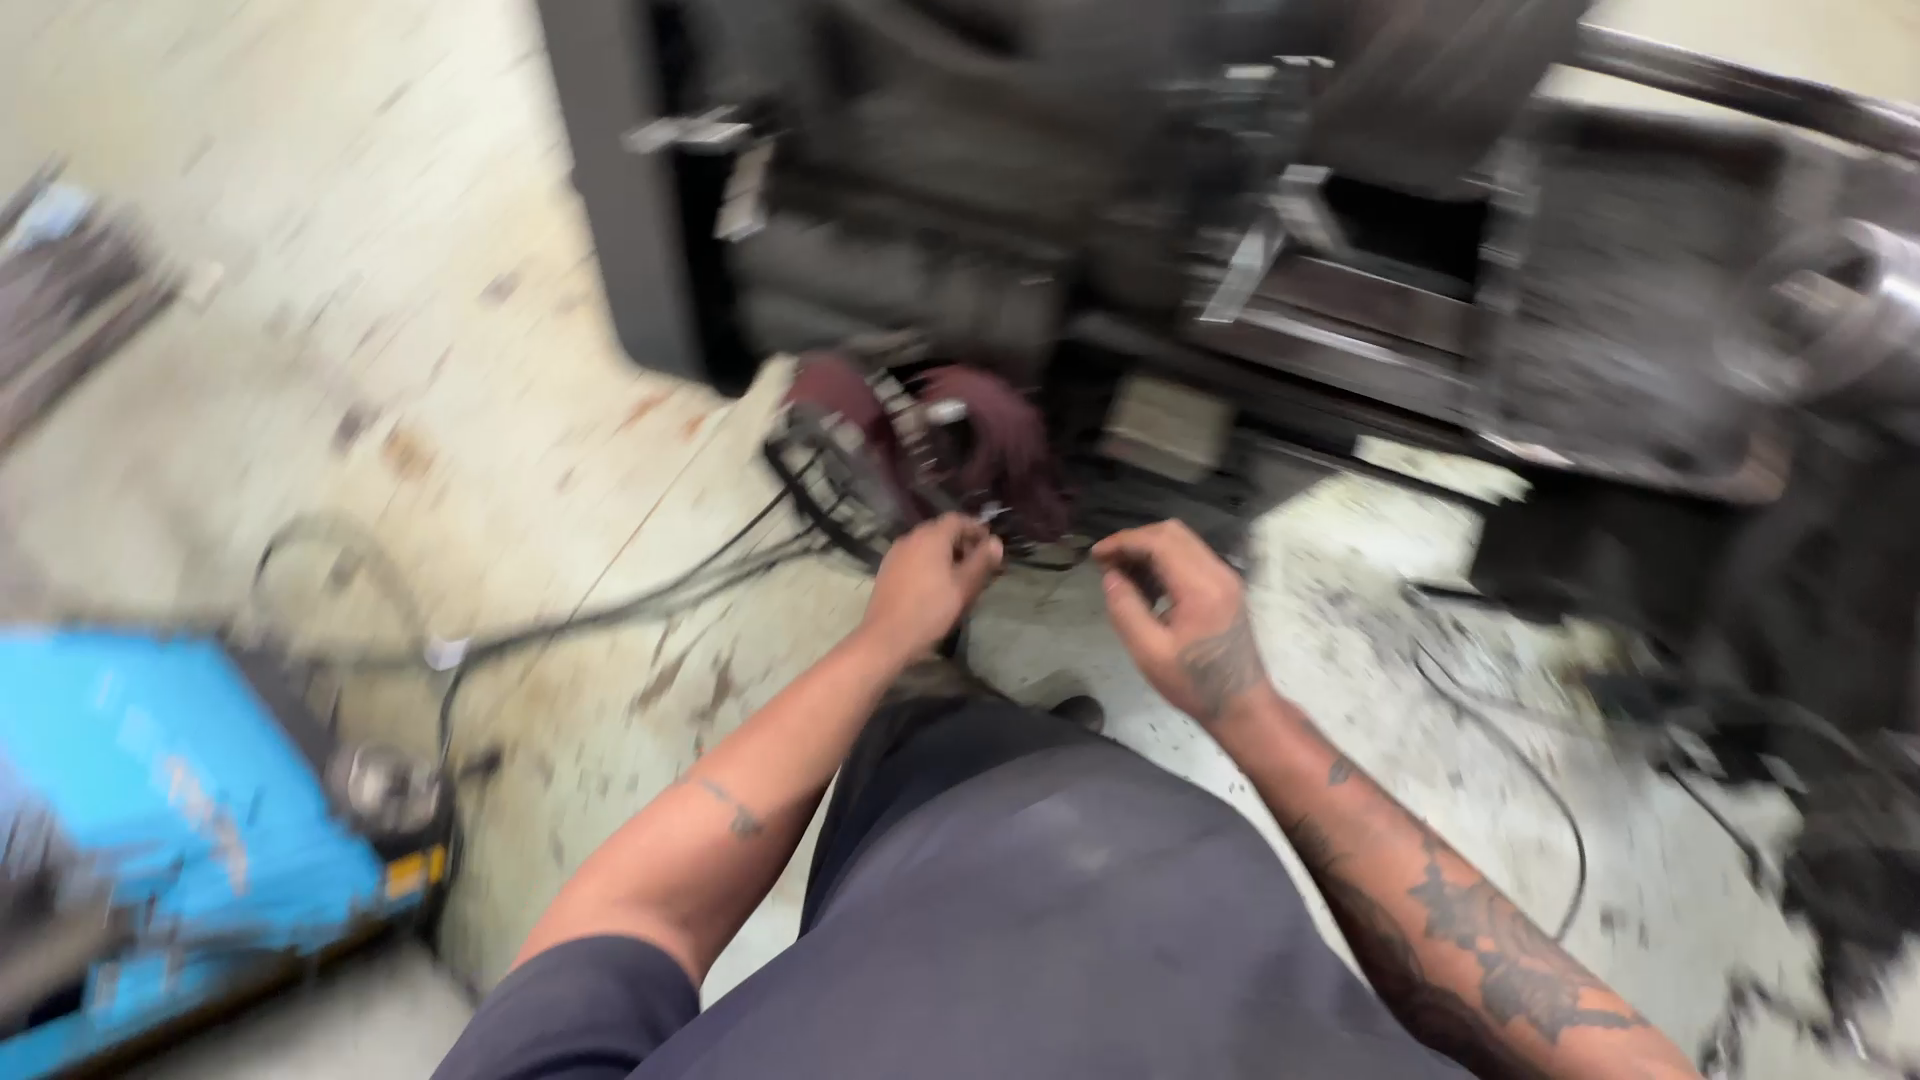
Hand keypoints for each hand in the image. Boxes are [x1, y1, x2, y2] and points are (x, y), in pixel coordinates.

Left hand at [857, 514, 1003, 664]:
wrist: (887, 637)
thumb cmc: (931, 610)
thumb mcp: (964, 586)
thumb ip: (982, 561)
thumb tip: (995, 542)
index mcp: (931, 537)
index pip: (957, 519)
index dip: (976, 528)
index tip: (989, 545)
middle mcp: (910, 538)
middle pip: (941, 530)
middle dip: (962, 542)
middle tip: (978, 563)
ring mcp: (895, 554)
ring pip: (926, 545)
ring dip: (945, 553)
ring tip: (960, 576)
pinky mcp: (887, 570)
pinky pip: (914, 557)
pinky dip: (929, 562)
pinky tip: (936, 584)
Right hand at [1093, 520, 1275, 726]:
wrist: (1242, 705)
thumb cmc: (1194, 683)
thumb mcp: (1149, 652)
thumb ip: (1125, 609)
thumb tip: (1110, 577)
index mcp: (1200, 587)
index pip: (1158, 542)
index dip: (1122, 542)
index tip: (1096, 556)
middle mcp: (1218, 573)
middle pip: (1171, 533)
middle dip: (1134, 541)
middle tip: (1107, 564)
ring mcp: (1225, 579)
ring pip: (1182, 542)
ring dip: (1148, 550)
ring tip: (1122, 577)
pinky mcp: (1225, 588)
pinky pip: (1190, 558)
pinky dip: (1163, 561)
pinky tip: (1147, 588)